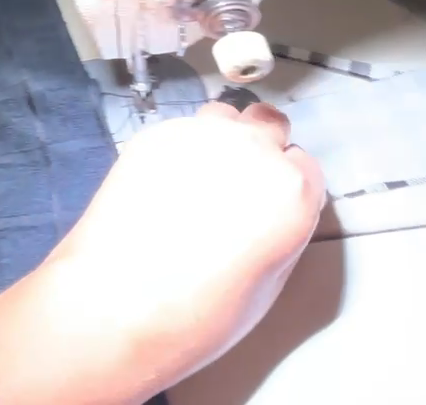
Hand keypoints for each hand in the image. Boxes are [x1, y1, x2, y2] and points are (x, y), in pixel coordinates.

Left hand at [38, 101, 325, 388]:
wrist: (122, 296)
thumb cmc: (204, 310)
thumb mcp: (269, 279)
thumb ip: (280, 226)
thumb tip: (268, 205)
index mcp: (290, 189)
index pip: (303, 164)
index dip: (286, 182)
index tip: (269, 200)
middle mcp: (250, 148)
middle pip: (269, 123)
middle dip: (261, 145)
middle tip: (238, 179)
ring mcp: (199, 132)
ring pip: (223, 116)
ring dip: (221, 135)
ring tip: (199, 174)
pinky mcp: (156, 130)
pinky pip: (181, 128)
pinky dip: (180, 146)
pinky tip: (161, 180)